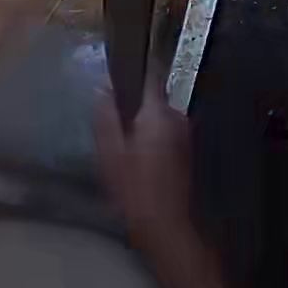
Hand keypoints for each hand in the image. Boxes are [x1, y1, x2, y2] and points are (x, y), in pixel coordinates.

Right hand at [93, 76, 198, 257]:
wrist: (163, 224)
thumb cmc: (133, 189)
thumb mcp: (109, 153)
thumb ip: (105, 117)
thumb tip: (102, 88)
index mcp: (157, 114)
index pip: (150, 75)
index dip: (134, 67)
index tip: (119, 62)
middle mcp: (176, 118)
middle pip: (152, 96)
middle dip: (132, 101)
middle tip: (109, 112)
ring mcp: (183, 134)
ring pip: (157, 113)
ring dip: (141, 118)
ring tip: (120, 135)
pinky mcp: (185, 149)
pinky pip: (164, 129)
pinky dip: (150, 132)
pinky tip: (135, 150)